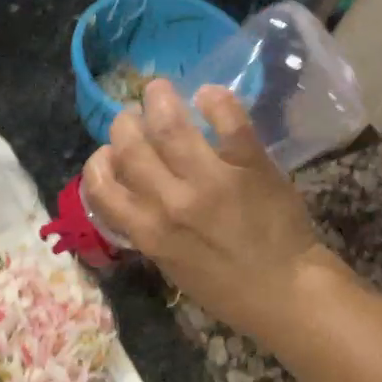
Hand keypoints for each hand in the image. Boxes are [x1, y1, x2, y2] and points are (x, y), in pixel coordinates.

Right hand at [82, 79, 351, 342]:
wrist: (283, 291)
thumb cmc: (224, 287)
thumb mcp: (169, 264)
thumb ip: (147, 227)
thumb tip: (131, 191)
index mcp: (147, 232)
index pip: (100, 186)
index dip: (98, 163)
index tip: (107, 154)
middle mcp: (170, 203)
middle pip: (129, 146)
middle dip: (124, 123)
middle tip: (132, 116)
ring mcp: (210, 181)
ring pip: (169, 124)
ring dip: (159, 99)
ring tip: (159, 90)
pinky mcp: (248, 165)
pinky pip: (228, 120)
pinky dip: (215, 100)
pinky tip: (209, 95)